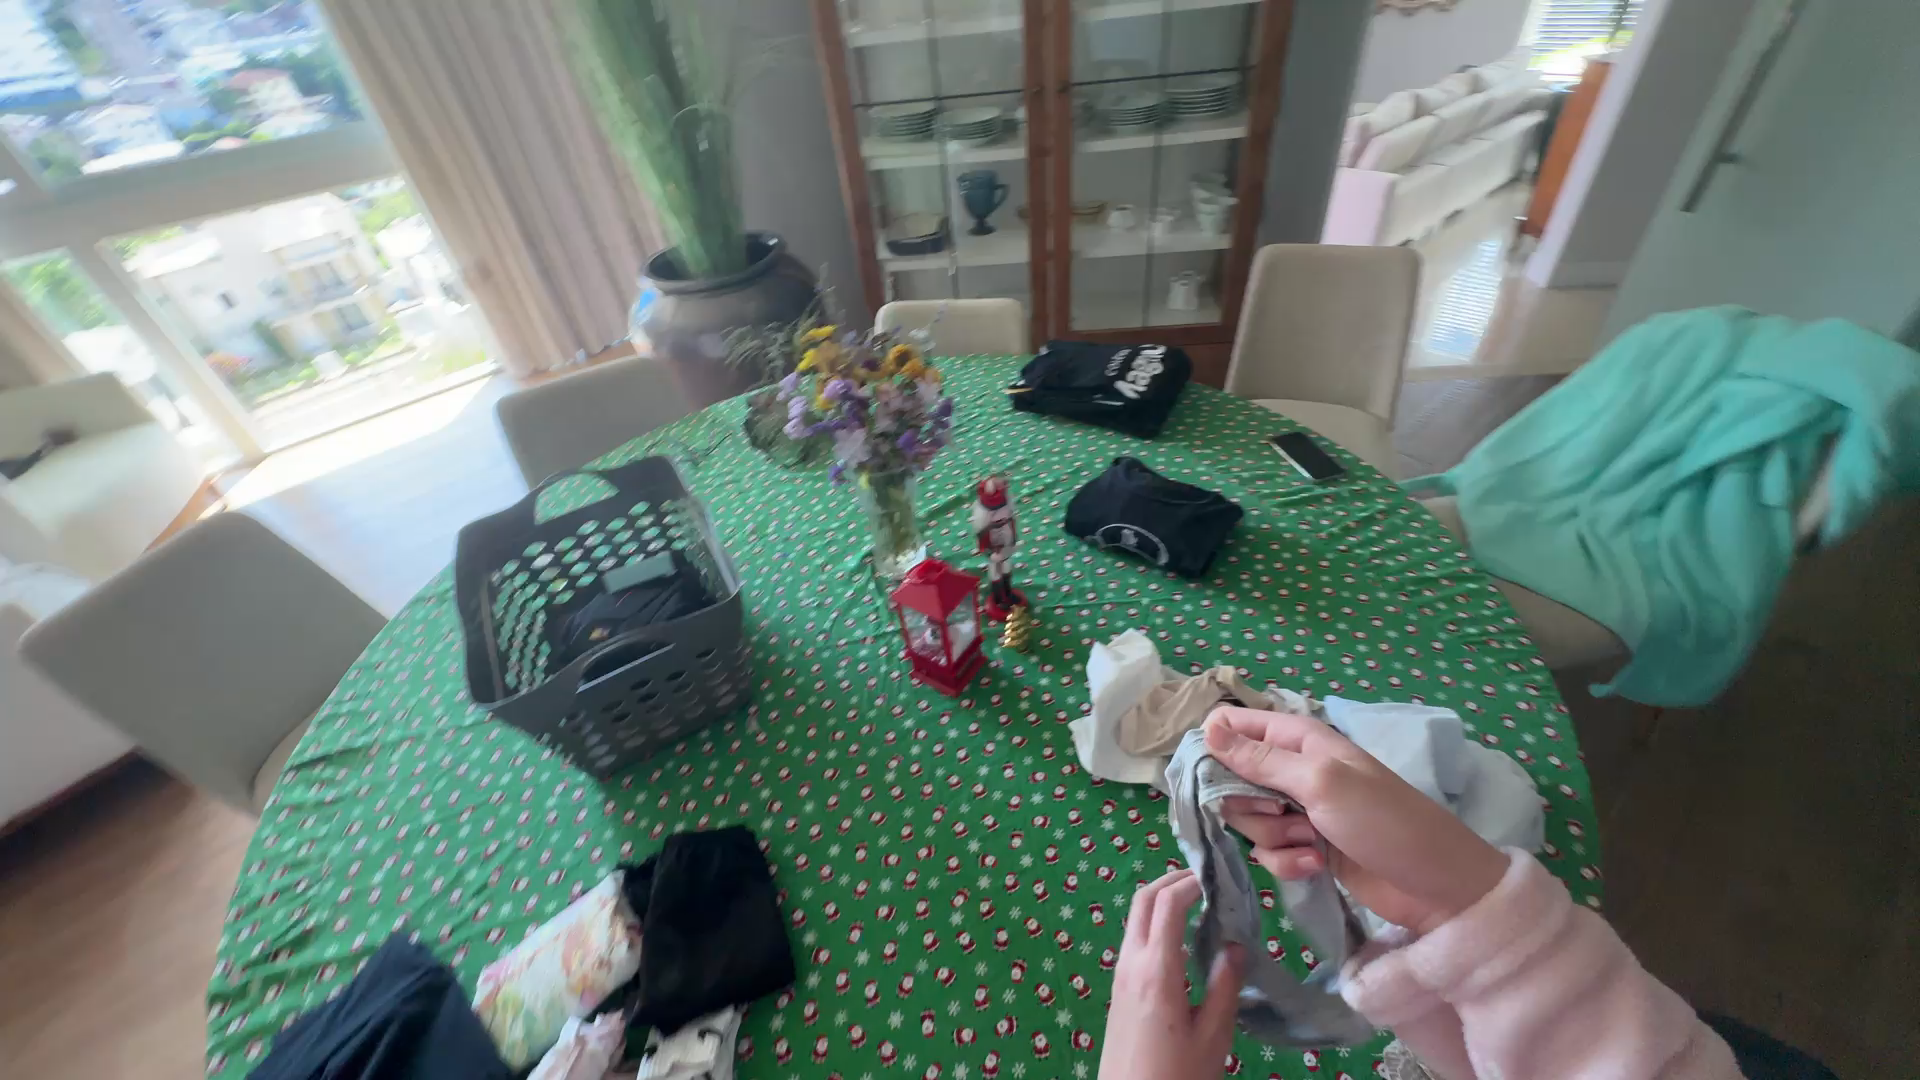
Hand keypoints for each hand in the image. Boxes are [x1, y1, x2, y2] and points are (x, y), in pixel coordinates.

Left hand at [1098, 869, 1244, 1079]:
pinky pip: (1135, 935)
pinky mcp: (1118, 983)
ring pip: (1136, 914)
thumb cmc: (1176, 1078)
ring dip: (1162, 897)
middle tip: (1206, 880)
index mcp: (1157, 969)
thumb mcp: (1212, 1038)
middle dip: (1173, 879)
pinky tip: (1181, 936)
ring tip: (1198, 903)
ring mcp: (1120, 970)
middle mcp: (1132, 960)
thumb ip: (1224, 988)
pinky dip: (1156, 920)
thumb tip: (1236, 945)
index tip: (1218, 878)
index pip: (1168, 903)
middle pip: (1144, 898)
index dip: (1191, 882)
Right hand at [1205, 707, 1508, 934]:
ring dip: (1272, 834)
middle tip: (1280, 811)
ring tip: (1310, 841)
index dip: (1216, 749)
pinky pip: (1266, 849)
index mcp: (1293, 736)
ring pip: (1246, 816)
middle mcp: (1288, 766)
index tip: (1224, 777)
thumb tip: (1207, 730)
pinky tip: (1314, 865)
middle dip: (1247, 802)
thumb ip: (1260, 759)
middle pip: (1228, 777)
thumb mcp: (1321, 782)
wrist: (1440, 890)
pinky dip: (1286, 861)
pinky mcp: (1301, 844)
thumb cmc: (1385, 821)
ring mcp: (1294, 808)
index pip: (1228, 724)